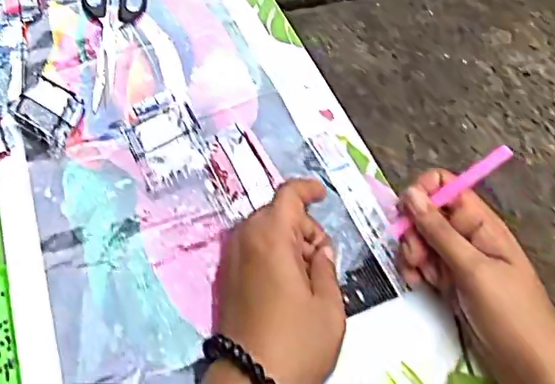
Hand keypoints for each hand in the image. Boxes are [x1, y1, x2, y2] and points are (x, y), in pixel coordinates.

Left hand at [214, 180, 345, 383]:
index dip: (307, 190)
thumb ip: (326, 268)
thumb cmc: (295, 342)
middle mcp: (246, 234)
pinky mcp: (226, 271)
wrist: (250, 375)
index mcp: (270, 234)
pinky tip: (287, 289)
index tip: (322, 194)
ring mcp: (232, 252)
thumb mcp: (329, 308)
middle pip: (278, 214)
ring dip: (288, 244)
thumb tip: (319, 250)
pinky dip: (272, 256)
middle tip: (323, 264)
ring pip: (266, 231)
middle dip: (303, 230)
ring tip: (307, 284)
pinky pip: (253, 248)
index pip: (288, 195)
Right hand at [396, 170, 554, 383]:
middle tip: (416, 254)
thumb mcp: (475, 270)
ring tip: (417, 274)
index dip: (423, 192)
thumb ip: (439, 230)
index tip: (410, 213)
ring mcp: (458, 260)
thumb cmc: (515, 318)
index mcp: (481, 224)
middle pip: (425, 212)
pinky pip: (422, 262)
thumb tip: (410, 192)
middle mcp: (467, 236)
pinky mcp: (450, 281)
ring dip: (411, 253)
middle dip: (412, 230)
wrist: (535, 373)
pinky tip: (417, 283)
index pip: (444, 186)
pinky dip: (414, 269)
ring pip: (419, 238)